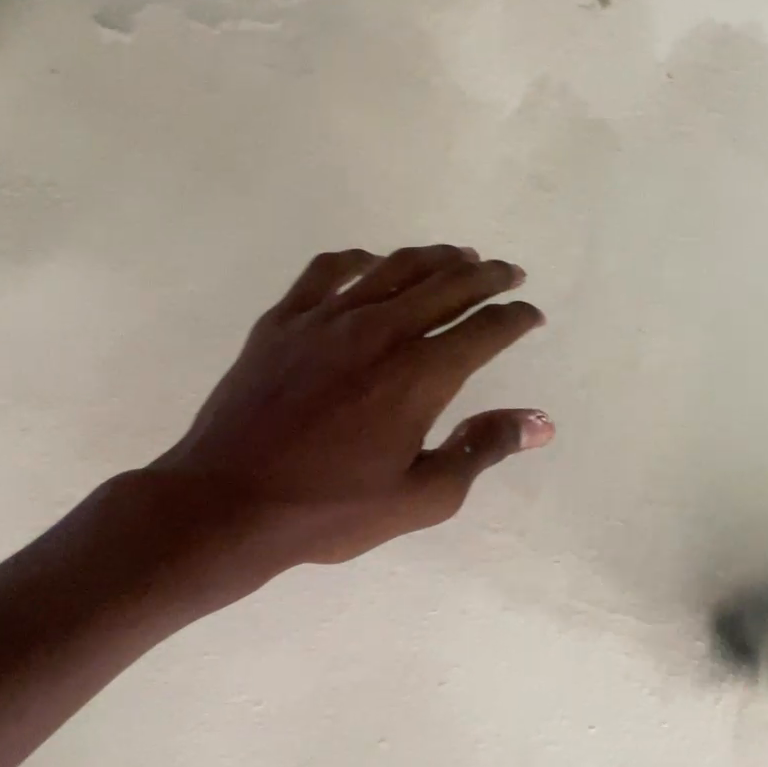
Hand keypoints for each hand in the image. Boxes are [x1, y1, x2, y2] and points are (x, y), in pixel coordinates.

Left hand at [128, 245, 549, 601]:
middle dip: (487, 276)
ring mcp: (327, 318)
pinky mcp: (284, 320)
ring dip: (435, 258)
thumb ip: (483, 450)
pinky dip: (359, 259)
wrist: (227, 504)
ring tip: (459, 256)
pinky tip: (372, 262)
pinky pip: (327, 270)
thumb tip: (540, 422)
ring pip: (394, 268)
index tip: (531, 315)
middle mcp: (380, 331)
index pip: (486, 330)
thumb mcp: (422, 497)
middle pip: (448, 285)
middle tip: (509, 273)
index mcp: (420, 375)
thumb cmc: (330, 510)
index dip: (516, 318)